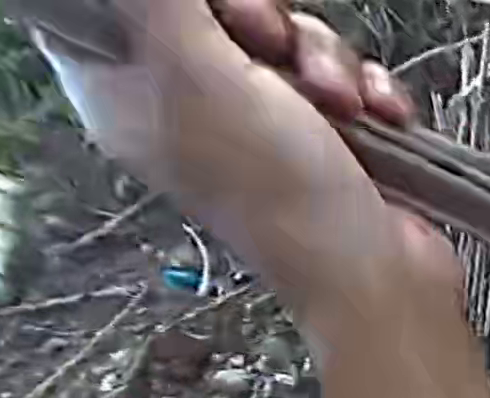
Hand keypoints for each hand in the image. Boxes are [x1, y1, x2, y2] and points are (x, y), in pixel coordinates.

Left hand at [32, 0, 457, 316]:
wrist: (383, 278)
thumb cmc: (285, 193)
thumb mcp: (197, 70)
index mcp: (129, 92)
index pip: (105, 3)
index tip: (207, 8)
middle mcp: (201, 107)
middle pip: (215, 13)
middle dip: (264, 20)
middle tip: (278, 47)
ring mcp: (280, 130)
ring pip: (294, 47)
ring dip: (330, 63)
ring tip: (349, 107)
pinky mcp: (344, 148)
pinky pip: (352, 86)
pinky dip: (373, 96)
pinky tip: (385, 118)